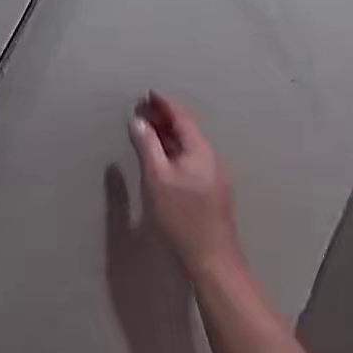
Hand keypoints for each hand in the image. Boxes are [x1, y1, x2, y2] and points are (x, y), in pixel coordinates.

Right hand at [128, 91, 242, 273]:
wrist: (212, 259)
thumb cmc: (181, 216)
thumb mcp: (156, 178)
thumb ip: (147, 146)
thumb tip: (138, 121)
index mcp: (200, 151)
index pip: (182, 117)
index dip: (164, 103)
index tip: (147, 94)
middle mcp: (211, 158)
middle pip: (187, 129)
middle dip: (164, 116)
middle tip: (141, 109)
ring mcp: (213, 175)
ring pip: (188, 144)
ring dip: (168, 133)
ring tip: (147, 128)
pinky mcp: (211, 189)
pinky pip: (190, 157)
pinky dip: (174, 148)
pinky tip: (161, 155)